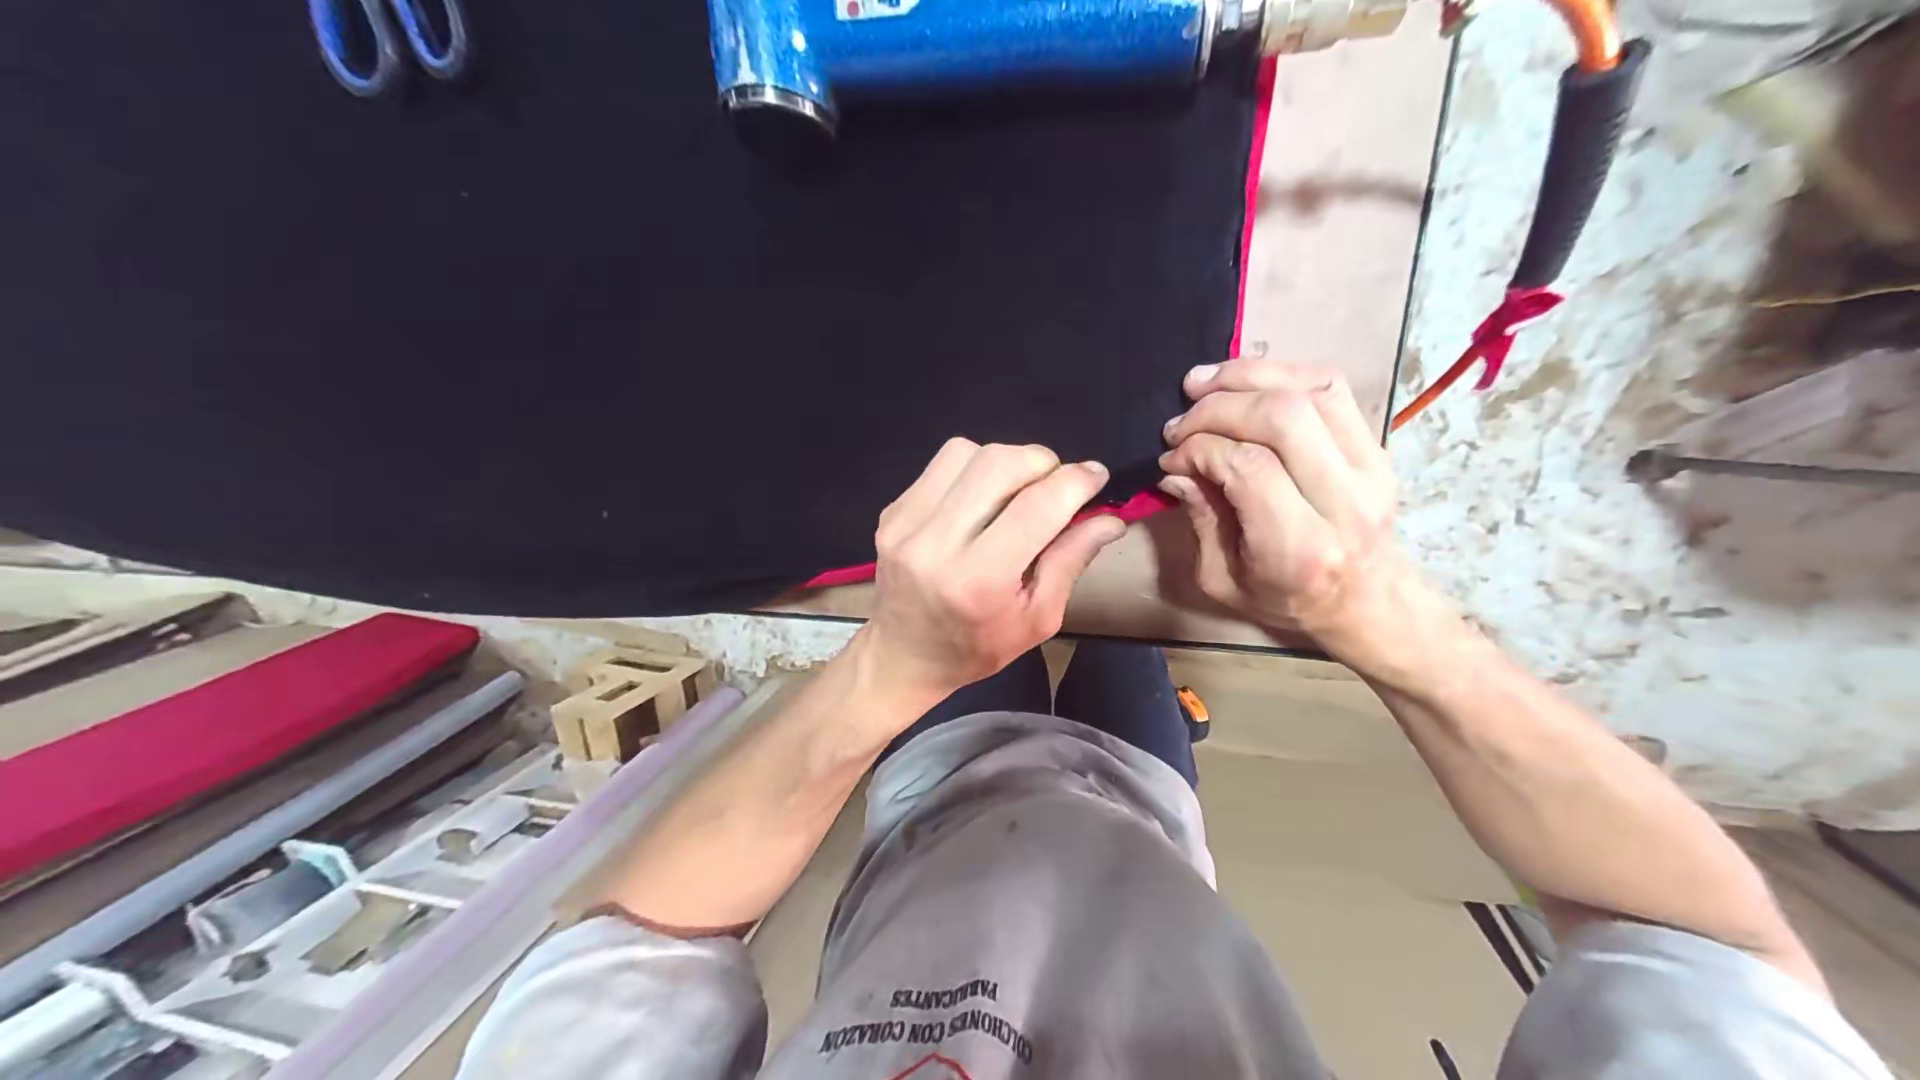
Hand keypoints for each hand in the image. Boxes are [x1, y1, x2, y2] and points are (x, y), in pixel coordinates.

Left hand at [858, 438, 1126, 705]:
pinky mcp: (892, 511)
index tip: (1097, 476)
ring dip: (1006, 462)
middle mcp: (936, 543)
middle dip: (1042, 463)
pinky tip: (981, 499)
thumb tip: (1111, 518)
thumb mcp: (1038, 618)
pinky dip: (973, 469)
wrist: (904, 655)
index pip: (1037, 506)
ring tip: (1015, 492)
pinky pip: (943, 464)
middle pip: (1000, 463)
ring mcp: (907, 523)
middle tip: (1055, 486)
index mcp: (978, 580)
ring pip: (968, 452)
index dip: (1076, 481)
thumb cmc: (978, 646)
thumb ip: (1071, 561)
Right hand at [1158, 359, 1435, 665]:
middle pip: (1282, 418)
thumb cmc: (1286, 599)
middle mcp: (1344, 502)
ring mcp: (1370, 468)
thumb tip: (1174, 466)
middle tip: (1180, 421)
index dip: (1200, 449)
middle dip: (1218, 408)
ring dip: (1247, 377)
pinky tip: (1243, 381)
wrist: (1368, 601)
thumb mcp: (1223, 579)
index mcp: (1300, 547)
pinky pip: (1331, 386)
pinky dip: (1280, 373)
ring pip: (1311, 390)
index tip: (1170, 457)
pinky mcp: (1377, 446)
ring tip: (1201, 384)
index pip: (1249, 467)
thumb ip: (1200, 518)